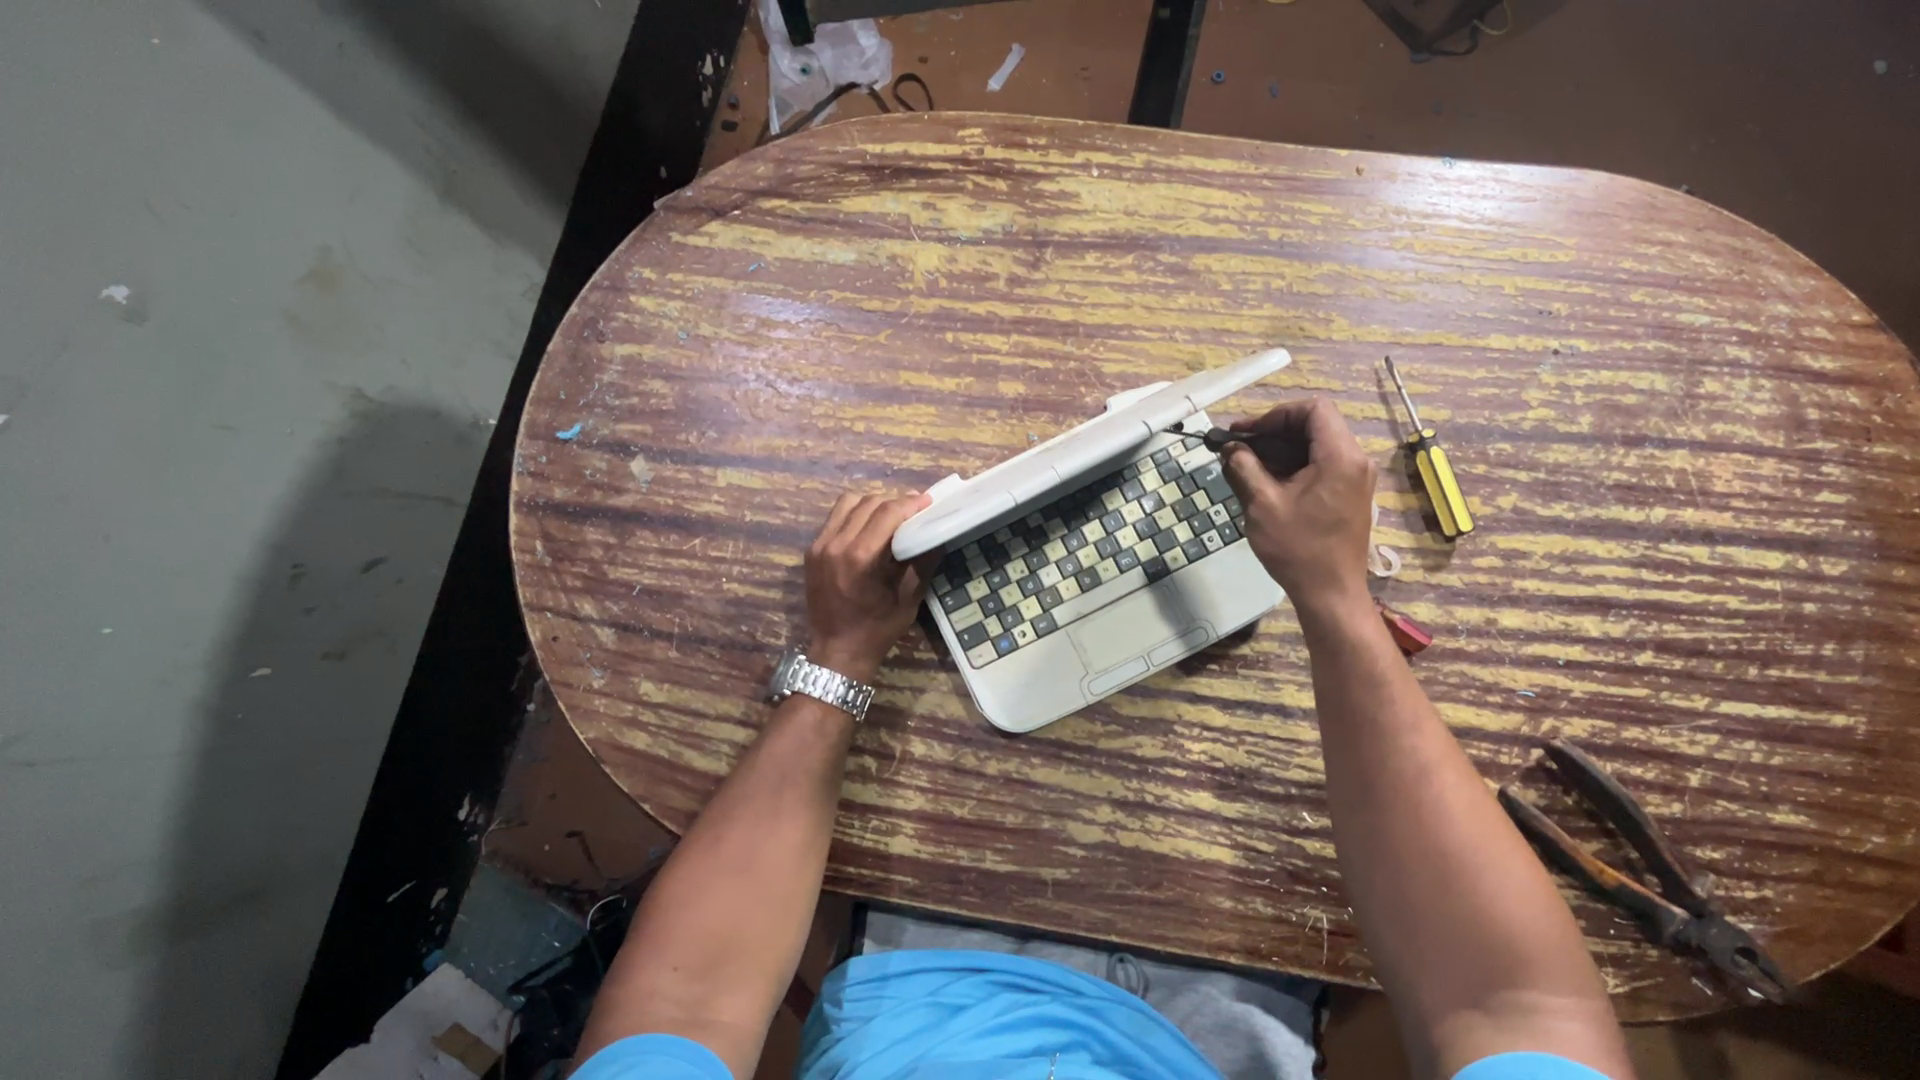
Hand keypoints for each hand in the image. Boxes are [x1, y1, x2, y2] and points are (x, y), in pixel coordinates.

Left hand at [804, 491, 937, 682]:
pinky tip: (869, 524)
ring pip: (848, 504)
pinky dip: (854, 514)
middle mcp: (835, 545)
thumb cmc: (877, 630)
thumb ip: (922, 562)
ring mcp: (819, 546)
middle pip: (868, 503)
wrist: (837, 651)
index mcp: (860, 558)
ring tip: (890, 514)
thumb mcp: (908, 599)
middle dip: (894, 502)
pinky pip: (835, 518)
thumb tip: (936, 533)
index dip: (909, 503)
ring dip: (872, 503)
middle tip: (914, 509)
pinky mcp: (812, 550)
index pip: (887, 513)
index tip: (926, 501)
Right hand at [1218, 397, 1376, 617]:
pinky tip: (1267, 484)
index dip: (1276, 414)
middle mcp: (1355, 461)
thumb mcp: (1262, 504)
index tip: (1246, 433)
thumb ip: (1244, 467)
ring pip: (1316, 446)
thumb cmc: (1297, 549)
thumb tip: (1230, 448)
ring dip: (1281, 451)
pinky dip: (1294, 467)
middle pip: (1315, 425)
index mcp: (1340, 457)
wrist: (1330, 592)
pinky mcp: (1349, 494)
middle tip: (1239, 449)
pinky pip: (1321, 466)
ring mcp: (1355, 478)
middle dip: (1274, 433)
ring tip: (1247, 468)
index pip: (1313, 409)